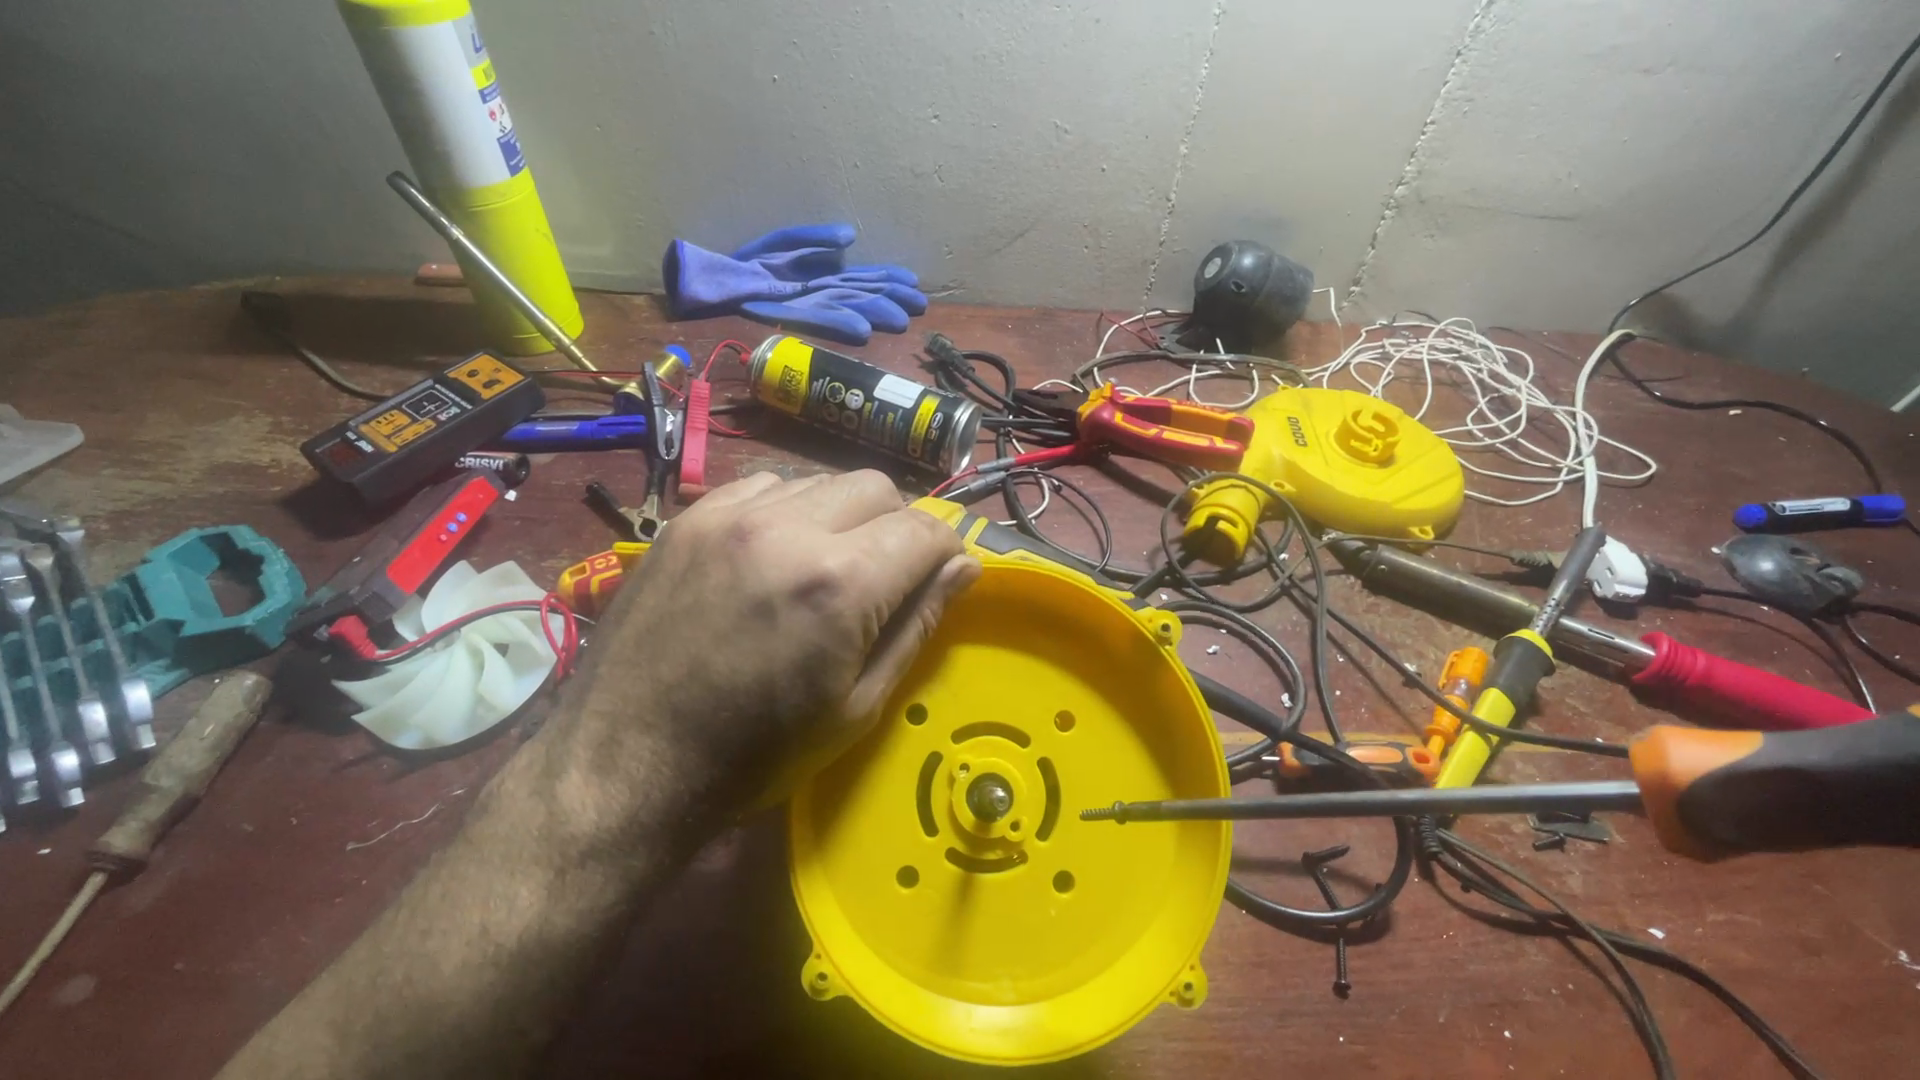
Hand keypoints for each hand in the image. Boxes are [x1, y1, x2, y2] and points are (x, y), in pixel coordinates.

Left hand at [547, 470, 978, 832]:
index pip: (924, 529)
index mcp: (839, 584)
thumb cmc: (755, 754)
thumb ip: (916, 625)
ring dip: (843, 514)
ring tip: (828, 565)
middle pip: (875, 486)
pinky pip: (762, 487)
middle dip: (899, 524)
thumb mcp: (857, 706)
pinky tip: (775, 555)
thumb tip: (965, 567)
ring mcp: (728, 516)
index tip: (946, 574)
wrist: (626, 763)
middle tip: (889, 575)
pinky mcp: (688, 519)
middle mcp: (787, 529)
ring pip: (819, 480)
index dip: (948, 549)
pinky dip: (788, 510)